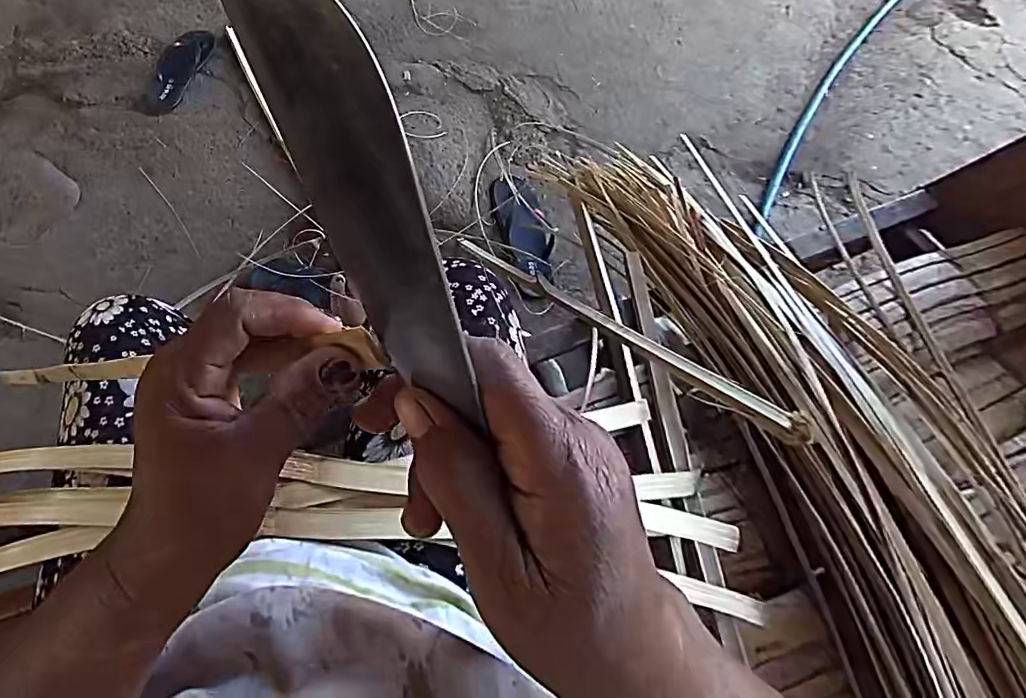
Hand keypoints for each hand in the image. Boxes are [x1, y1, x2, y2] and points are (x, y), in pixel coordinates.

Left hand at [110, 289, 363, 590]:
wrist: (164, 560)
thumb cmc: (202, 514)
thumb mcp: (258, 453)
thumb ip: (300, 399)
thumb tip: (342, 360)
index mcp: (179, 371)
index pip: (235, 313)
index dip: (286, 312)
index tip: (331, 329)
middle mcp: (177, 362)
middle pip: (239, 317)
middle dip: (291, 322)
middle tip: (339, 337)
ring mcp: (185, 375)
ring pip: (242, 336)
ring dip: (287, 339)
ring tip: (330, 349)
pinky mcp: (198, 391)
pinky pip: (239, 359)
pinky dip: (274, 359)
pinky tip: (305, 366)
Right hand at [355, 336, 773, 697]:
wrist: (639, 660)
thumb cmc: (575, 631)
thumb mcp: (496, 570)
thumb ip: (455, 478)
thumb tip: (415, 405)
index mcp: (562, 458)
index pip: (493, 366)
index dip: (434, 366)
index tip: (390, 402)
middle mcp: (576, 433)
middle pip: (483, 386)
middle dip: (429, 417)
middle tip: (385, 446)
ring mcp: (577, 440)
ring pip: (488, 410)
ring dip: (447, 448)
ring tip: (428, 513)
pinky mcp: (570, 452)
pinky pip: (507, 432)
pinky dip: (472, 458)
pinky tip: (459, 505)